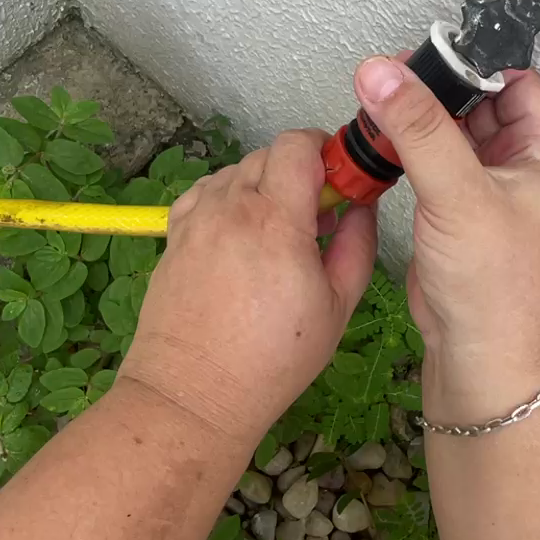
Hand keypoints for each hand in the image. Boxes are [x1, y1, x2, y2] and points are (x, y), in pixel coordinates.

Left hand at [120, 129, 378, 445]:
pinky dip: (229, 198)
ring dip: (264, 186)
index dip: (323, 149)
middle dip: (298, 172)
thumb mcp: (337, 305)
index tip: (338, 180)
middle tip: (314, 215)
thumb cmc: (274, 358)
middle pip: (269, 154)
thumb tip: (364, 203)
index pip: (296, 144)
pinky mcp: (174, 234)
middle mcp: (231, 207)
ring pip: (237, 171)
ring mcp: (197, 218)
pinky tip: (240, 232)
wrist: (194, 394)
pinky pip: (206, 192)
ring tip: (275, 231)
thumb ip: (358, 243)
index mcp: (276, 220)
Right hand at [352, 57, 539, 424]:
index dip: (482, 61)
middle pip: (479, 104)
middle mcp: (514, 168)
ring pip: (450, 133)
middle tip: (393, 72)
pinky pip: (430, 164)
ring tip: (379, 101)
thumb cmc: (492, 281)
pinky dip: (406, 148)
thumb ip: (419, 130)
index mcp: (539, 156)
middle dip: (440, 86)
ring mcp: (481, 190)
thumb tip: (380, 71)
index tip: (434, 48)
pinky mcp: (450, 211)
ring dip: (419, 117)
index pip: (519, 84)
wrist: (477, 356)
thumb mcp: (459, 194)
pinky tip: (379, 141)